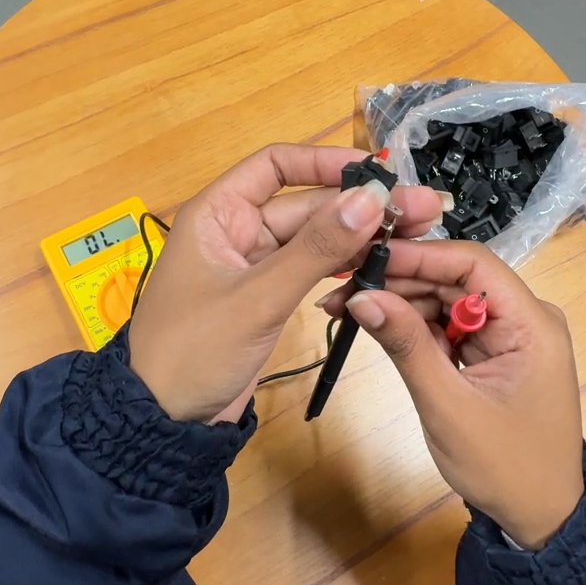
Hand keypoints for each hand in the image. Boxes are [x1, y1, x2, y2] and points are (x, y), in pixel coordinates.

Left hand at [127, 145, 442, 423]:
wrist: (165, 422)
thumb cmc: (194, 351)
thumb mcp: (257, 298)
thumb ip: (315, 249)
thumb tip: (369, 197)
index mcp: (219, 213)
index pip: (276, 165)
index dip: (325, 162)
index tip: (376, 171)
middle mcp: (238, 230)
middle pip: (306, 204)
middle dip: (359, 205)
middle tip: (420, 210)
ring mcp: (255, 266)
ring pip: (314, 239)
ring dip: (358, 235)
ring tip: (414, 234)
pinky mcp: (269, 297)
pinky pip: (311, 269)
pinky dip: (342, 267)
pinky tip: (381, 265)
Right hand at [322, 240, 584, 548]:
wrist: (541, 517)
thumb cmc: (504, 467)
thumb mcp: (448, 405)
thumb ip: (406, 344)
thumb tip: (362, 296)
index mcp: (531, 323)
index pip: (471, 264)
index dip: (417, 256)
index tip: (364, 259)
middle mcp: (524, 317)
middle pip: (454, 278)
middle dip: (397, 281)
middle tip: (340, 290)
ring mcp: (509, 334)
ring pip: (446, 299)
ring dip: (399, 302)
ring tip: (346, 307)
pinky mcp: (492, 351)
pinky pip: (449, 324)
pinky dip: (413, 326)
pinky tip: (377, 324)